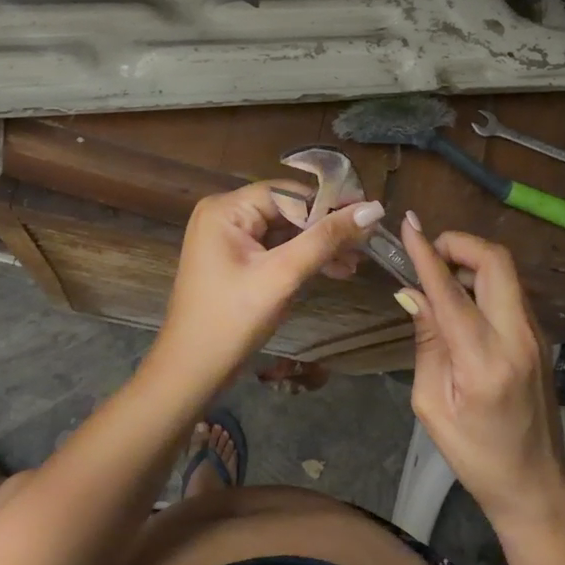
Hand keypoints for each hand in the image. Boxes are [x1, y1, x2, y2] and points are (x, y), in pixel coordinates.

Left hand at [152, 182, 384, 389]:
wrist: (192, 371)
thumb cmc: (232, 321)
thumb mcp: (282, 276)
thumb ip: (325, 240)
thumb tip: (373, 208)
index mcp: (225, 209)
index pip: (288, 192)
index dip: (329, 203)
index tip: (369, 217)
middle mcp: (224, 214)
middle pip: (287, 209)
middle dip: (326, 228)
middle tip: (366, 245)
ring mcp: (228, 238)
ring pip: (285, 230)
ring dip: (318, 245)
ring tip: (355, 263)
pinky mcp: (235, 259)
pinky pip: (276, 248)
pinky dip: (302, 258)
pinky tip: (333, 270)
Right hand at [396, 215, 564, 528]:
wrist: (535, 483)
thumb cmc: (474, 454)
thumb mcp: (432, 405)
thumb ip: (427, 342)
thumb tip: (413, 293)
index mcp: (484, 360)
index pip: (450, 291)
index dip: (426, 253)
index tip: (408, 224)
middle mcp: (517, 337)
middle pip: (495, 261)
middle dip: (459, 243)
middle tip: (428, 251)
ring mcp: (535, 335)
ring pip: (506, 272)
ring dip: (472, 259)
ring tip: (440, 275)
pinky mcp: (540, 337)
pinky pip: (511, 290)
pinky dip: (484, 279)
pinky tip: (461, 298)